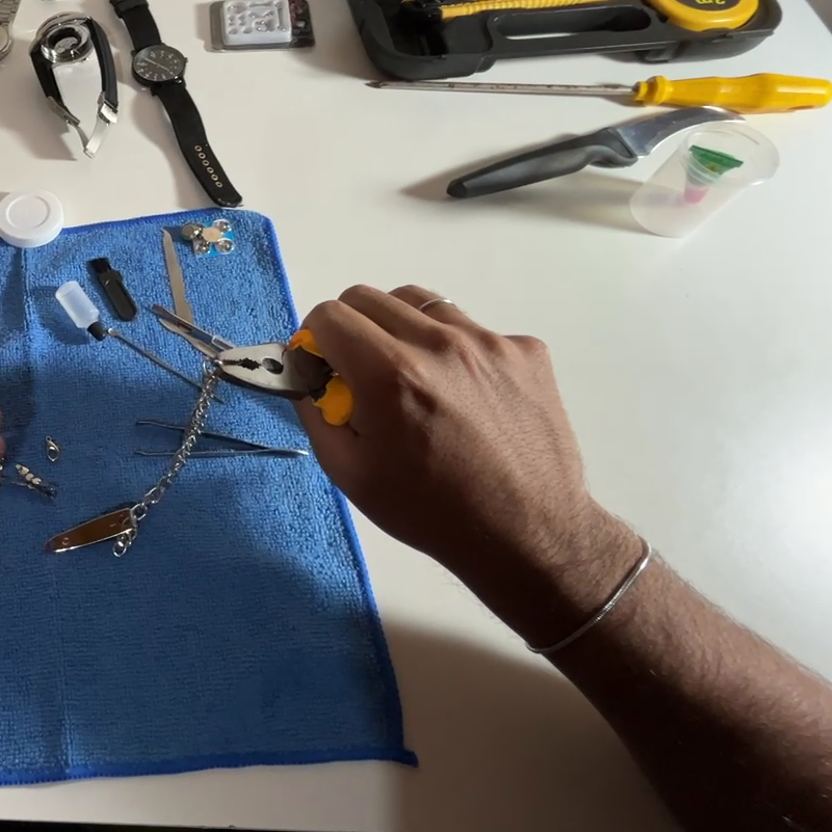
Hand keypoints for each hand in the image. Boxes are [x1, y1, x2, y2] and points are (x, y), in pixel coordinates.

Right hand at [296, 285, 639, 640]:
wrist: (527, 534)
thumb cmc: (426, 508)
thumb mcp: (346, 469)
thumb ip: (314, 410)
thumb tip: (303, 371)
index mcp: (388, 373)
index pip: (329, 315)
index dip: (315, 338)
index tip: (323, 364)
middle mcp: (437, 344)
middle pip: (367, 297)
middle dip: (349, 327)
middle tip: (358, 369)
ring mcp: (488, 342)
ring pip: (418, 302)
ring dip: (398, 328)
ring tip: (410, 373)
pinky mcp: (526, 350)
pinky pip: (468, 326)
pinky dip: (449, 347)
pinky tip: (459, 391)